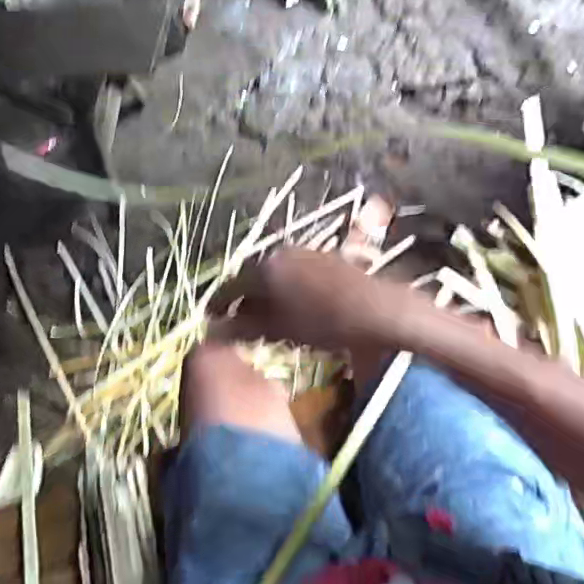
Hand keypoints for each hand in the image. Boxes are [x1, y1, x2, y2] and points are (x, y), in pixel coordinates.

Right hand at [214, 248, 426, 353]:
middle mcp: (281, 252)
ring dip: (267, 293)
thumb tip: (212, 332)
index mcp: (264, 267)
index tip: (210, 319)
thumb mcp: (277, 329)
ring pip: (275, 273)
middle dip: (244, 298)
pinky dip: (286, 288)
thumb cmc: (321, 322)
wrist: (373, 309)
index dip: (218, 304)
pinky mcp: (325, 257)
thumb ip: (241, 328)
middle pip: (253, 276)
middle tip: (238, 321)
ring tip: (266, 318)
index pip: (230, 286)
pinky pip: (294, 271)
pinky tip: (293, 307)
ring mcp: (305, 251)